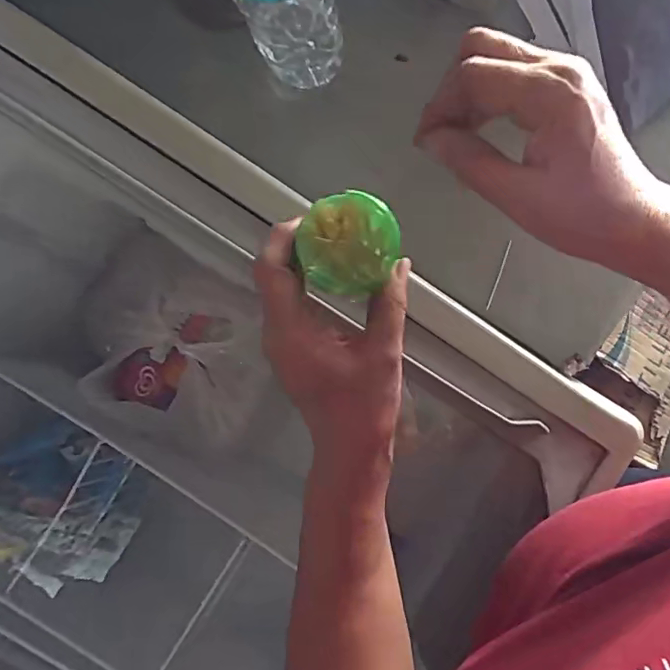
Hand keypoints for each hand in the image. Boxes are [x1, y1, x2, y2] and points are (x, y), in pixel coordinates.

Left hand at [254, 218, 410, 467]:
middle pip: (271, 274)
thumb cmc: (365, 406)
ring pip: (278, 289)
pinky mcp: (290, 351)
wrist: (349, 450)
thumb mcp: (383, 351)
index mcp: (291, 329)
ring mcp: (280, 344)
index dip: (286, 236)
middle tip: (330, 227)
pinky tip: (335, 279)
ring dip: (301, 263)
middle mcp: (276, 333)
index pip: (271, 269)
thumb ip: (389, 303)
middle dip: (296, 245)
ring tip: (335, 246)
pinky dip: (306, 285)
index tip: (315, 219)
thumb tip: (398, 264)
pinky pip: (289, 306)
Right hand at [414, 28, 669, 272]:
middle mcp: (562, 71)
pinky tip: (482, 124)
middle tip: (440, 130)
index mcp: (550, 94)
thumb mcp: (517, 196)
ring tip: (458, 132)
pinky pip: (517, 70)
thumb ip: (469, 162)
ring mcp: (569, 74)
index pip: (474, 74)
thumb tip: (434, 140)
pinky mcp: (571, 85)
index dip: (440, 105)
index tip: (427, 138)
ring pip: (498, 54)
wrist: (633, 219)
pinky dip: (491, 91)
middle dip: (451, 88)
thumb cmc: (587, 214)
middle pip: (482, 48)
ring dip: (470, 89)